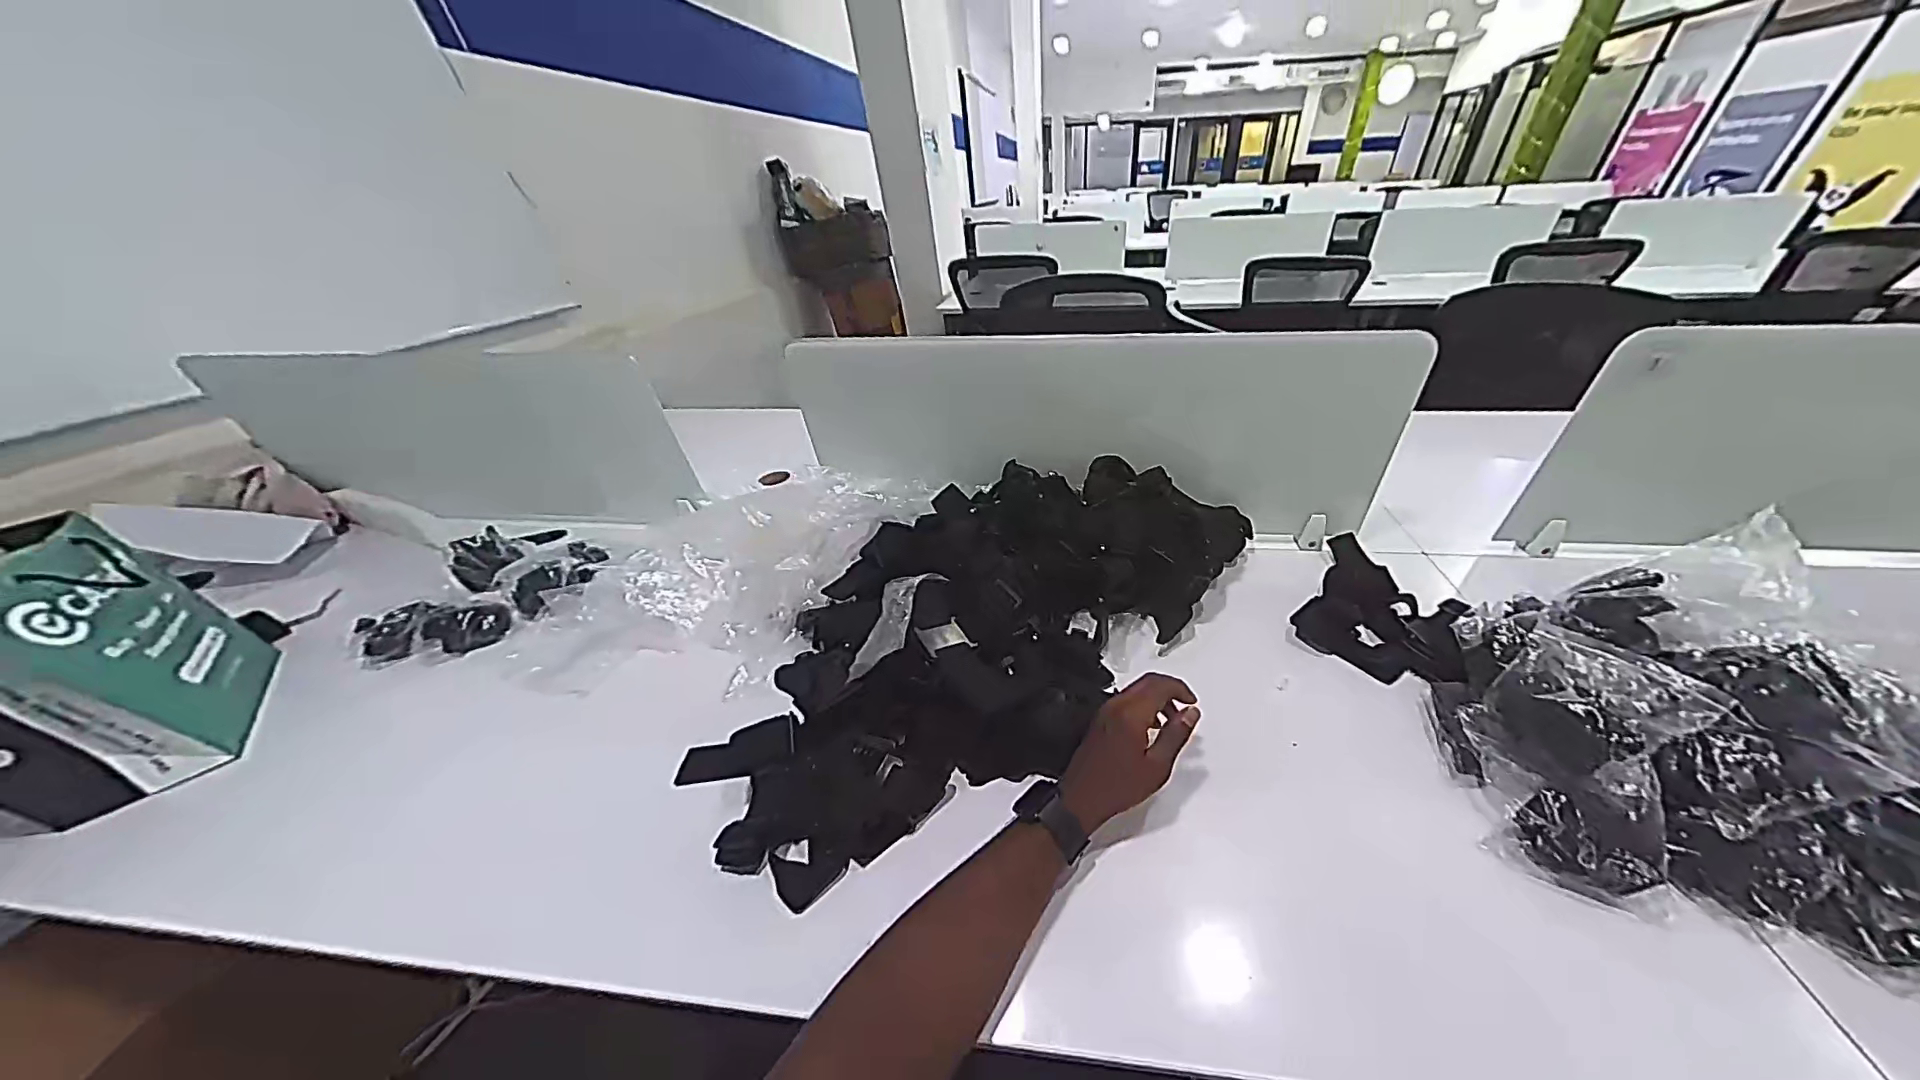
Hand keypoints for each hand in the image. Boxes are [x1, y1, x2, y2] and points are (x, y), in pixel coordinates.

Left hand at [1057, 673, 1199, 832]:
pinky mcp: (1100, 719)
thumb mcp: (1157, 765)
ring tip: (1172, 721)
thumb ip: (1176, 734)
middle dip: (1170, 690)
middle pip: (1147, 682)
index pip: (1159, 685)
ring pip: (1136, 690)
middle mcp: (1115, 707)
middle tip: (1185, 706)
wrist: (1084, 797)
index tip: (1191, 700)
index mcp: (1130, 714)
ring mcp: (1105, 712)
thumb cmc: (1115, 786)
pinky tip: (1152, 727)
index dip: (1180, 689)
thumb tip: (1190, 714)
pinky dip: (1144, 706)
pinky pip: (1126, 701)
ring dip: (1157, 698)